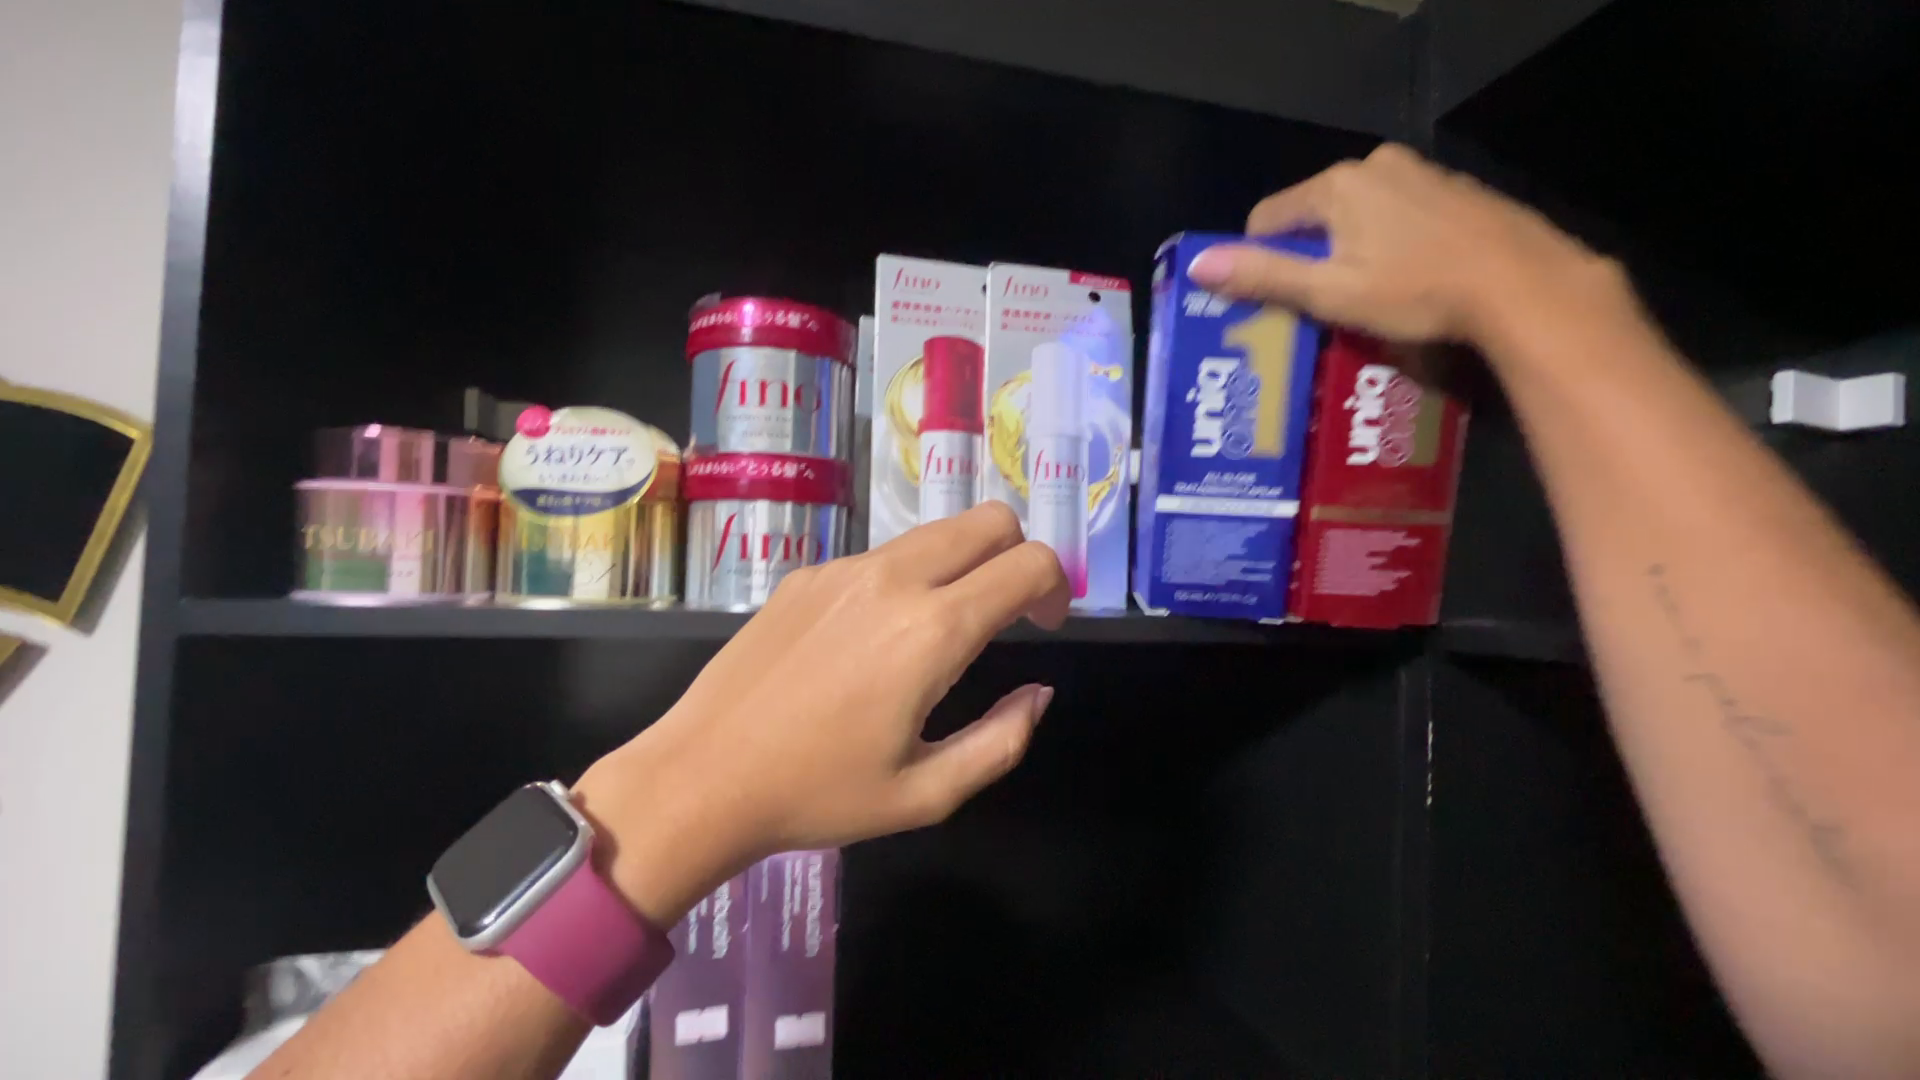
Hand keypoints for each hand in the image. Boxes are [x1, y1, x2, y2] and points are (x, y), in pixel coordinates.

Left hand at [574, 502, 1068, 922]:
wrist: (702, 774)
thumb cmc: (819, 793)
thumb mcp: (927, 794)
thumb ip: (1002, 740)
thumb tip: (1037, 693)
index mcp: (933, 630)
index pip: (1030, 563)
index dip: (1057, 588)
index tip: (1045, 626)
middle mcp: (894, 579)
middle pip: (989, 519)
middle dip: (1018, 555)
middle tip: (1007, 613)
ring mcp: (845, 568)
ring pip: (934, 532)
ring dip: (962, 564)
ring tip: (940, 629)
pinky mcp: (808, 573)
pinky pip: (881, 555)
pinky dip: (907, 577)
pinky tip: (872, 639)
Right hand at [1187, 143, 1623, 347]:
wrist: (1523, 285)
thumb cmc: (1415, 291)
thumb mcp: (1329, 292)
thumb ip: (1263, 276)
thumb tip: (1197, 264)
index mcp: (1337, 185)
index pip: (1267, 218)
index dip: (1261, 261)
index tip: (1277, 300)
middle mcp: (1375, 166)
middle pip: (1312, 216)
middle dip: (1307, 257)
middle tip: (1320, 305)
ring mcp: (1420, 174)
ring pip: (1356, 216)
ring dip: (1348, 252)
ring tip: (1365, 298)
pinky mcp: (1453, 191)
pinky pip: (1396, 217)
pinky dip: (1388, 245)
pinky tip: (1408, 280)